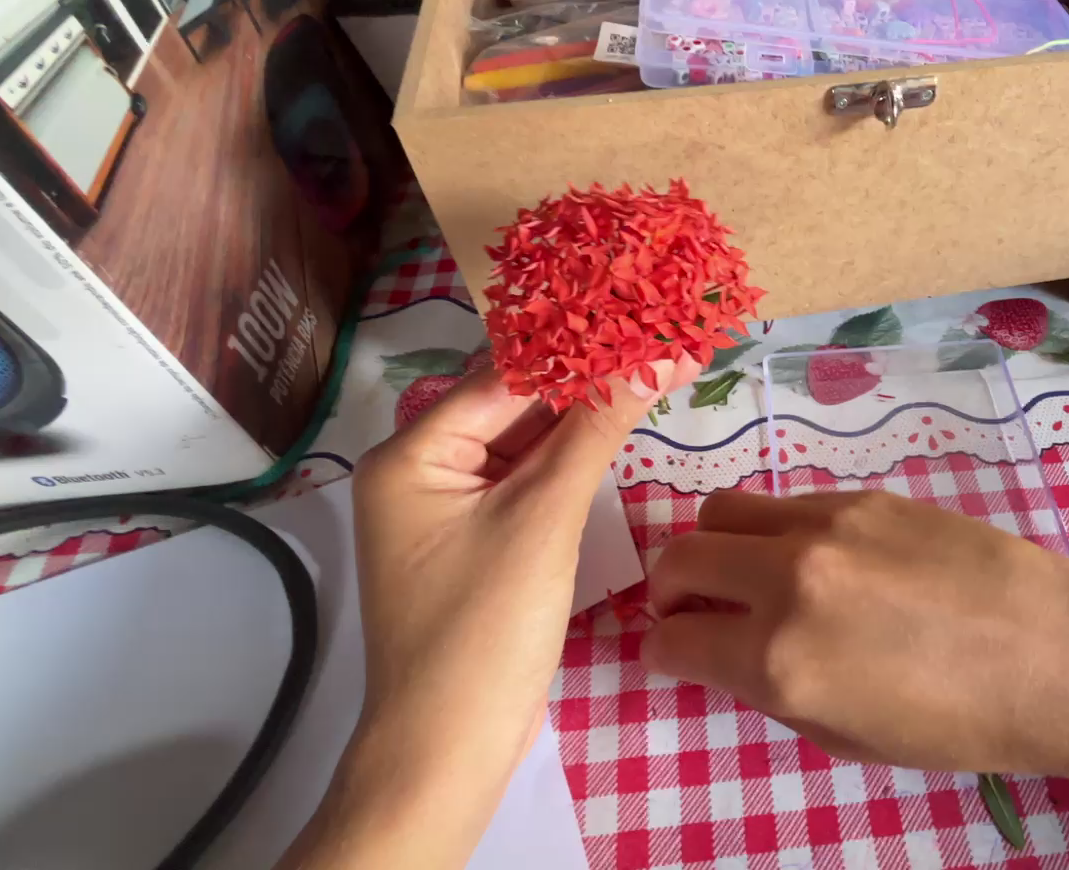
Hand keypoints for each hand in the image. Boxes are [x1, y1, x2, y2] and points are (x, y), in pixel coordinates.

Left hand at [281, 355, 696, 868]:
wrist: (453, 749)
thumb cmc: (486, 625)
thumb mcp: (546, 515)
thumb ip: (598, 429)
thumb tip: (657, 356)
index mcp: (411, 453)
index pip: (505, 377)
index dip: (577, 348)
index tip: (639, 318)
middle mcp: (422, 470)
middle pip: (515, 406)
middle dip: (586, 381)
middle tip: (656, 344)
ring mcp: (452, 506)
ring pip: (526, 443)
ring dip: (585, 418)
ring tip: (651, 374)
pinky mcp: (481, 537)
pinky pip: (529, 480)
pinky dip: (572, 460)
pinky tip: (618, 430)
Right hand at [638, 489, 1068, 777]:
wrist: (1054, 652)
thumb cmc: (958, 722)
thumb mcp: (845, 734)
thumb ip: (768, 687)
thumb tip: (724, 649)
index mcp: (778, 660)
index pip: (672, 640)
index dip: (660, 648)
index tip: (670, 648)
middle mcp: (786, 579)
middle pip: (680, 557)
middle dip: (667, 588)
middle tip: (688, 606)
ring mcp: (824, 524)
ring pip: (723, 509)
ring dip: (713, 543)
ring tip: (741, 570)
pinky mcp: (862, 493)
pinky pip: (786, 503)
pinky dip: (773, 529)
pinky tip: (813, 556)